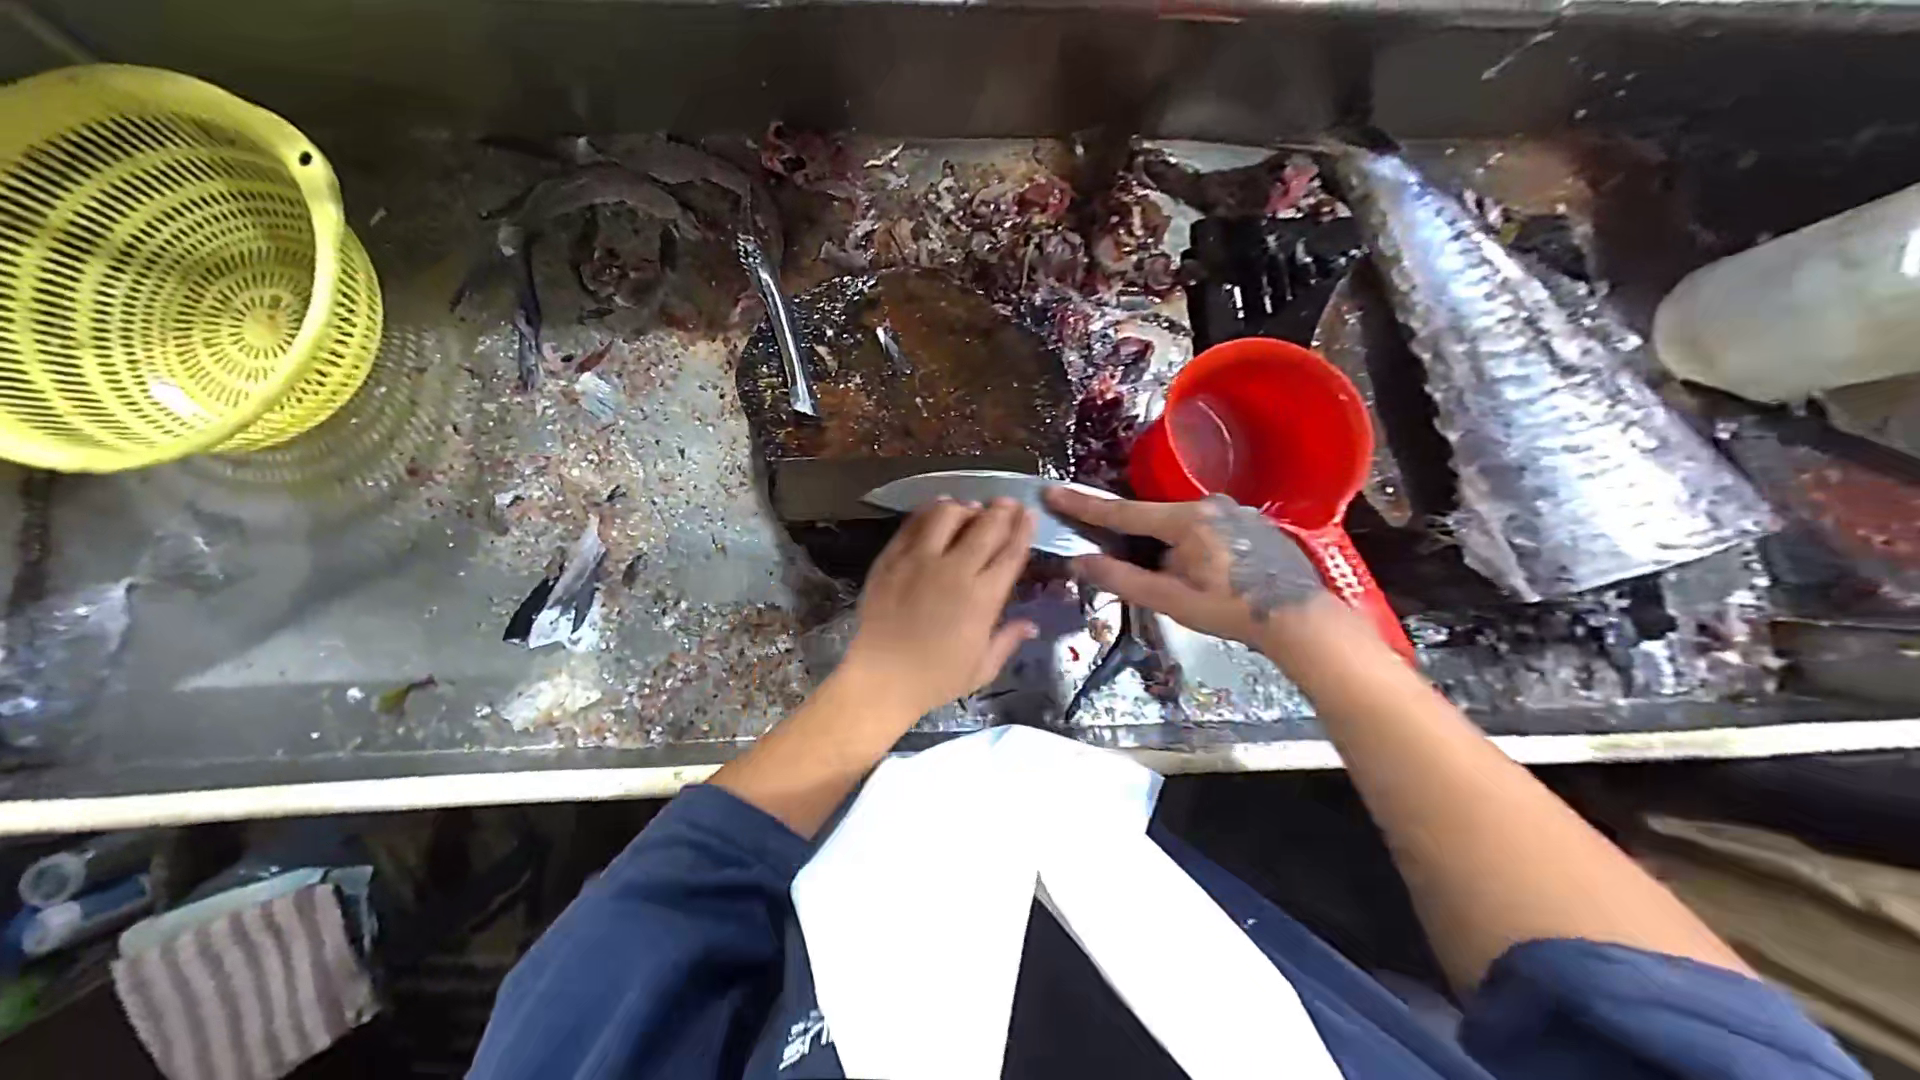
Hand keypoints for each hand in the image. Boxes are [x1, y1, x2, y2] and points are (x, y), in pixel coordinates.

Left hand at [838, 497, 1038, 718]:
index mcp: (983, 597)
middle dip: (1001, 511)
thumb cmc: (935, 679)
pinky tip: (937, 508)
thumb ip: (1008, 640)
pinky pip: (913, 524)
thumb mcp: (982, 668)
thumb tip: (1031, 624)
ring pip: (948, 516)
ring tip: (971, 507)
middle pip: (985, 527)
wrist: (881, 679)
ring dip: (965, 508)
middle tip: (1007, 502)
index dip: (1022, 530)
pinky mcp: (891, 559)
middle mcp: (955, 570)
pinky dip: (929, 511)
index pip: (1011, 553)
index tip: (1028, 515)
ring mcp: (920, 561)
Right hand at [1044, 488, 1325, 645]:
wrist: (1300, 618)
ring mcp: (1234, 510)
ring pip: (1182, 524)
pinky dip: (1195, 545)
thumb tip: (1079, 562)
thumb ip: (1122, 579)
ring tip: (1190, 583)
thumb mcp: (1171, 599)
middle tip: (1144, 570)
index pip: (1122, 512)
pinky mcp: (1250, 522)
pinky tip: (1211, 574)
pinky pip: (1206, 527)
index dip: (1084, 505)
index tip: (1053, 493)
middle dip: (1139, 541)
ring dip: (1171, 546)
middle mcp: (1208, 504)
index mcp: (1185, 520)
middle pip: (1154, 518)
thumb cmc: (1231, 609)